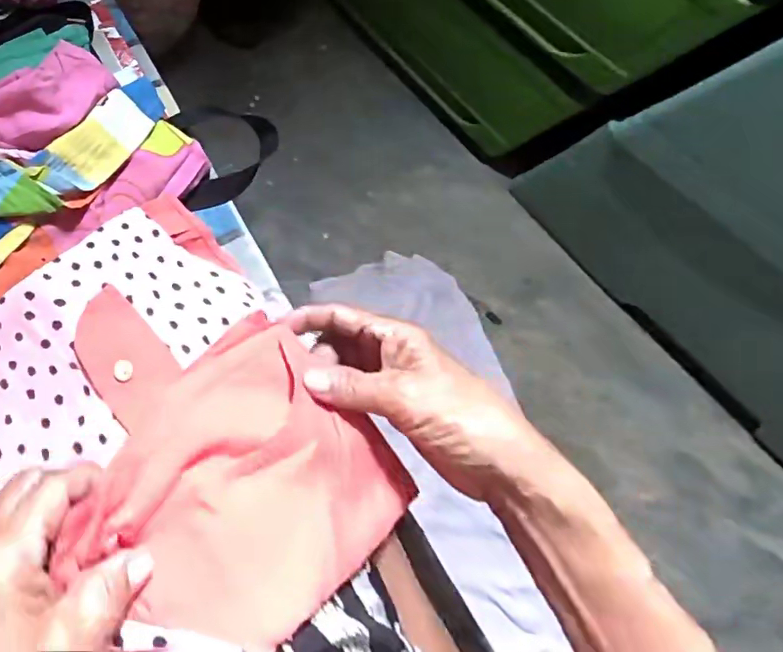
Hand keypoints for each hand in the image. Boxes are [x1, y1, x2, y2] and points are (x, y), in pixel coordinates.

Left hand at [0, 464, 154, 651]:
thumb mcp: (73, 642)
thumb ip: (108, 589)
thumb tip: (139, 557)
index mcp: (1, 549)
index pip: (50, 486)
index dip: (86, 481)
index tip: (117, 490)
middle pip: (27, 484)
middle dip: (67, 489)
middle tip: (103, 512)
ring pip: (13, 504)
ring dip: (49, 508)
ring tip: (85, 536)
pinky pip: (1, 530)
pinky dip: (32, 529)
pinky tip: (57, 560)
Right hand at [289, 303, 556, 501]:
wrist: (503, 467)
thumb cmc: (457, 415)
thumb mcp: (404, 396)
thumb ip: (353, 386)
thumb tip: (307, 378)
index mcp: (395, 336)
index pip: (343, 316)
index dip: (311, 317)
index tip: (279, 329)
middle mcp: (389, 352)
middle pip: (340, 341)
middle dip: (313, 352)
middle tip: (287, 373)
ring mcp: (391, 381)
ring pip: (345, 370)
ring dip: (324, 378)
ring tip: (295, 392)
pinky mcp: (393, 409)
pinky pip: (354, 395)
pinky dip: (336, 399)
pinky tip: (319, 411)